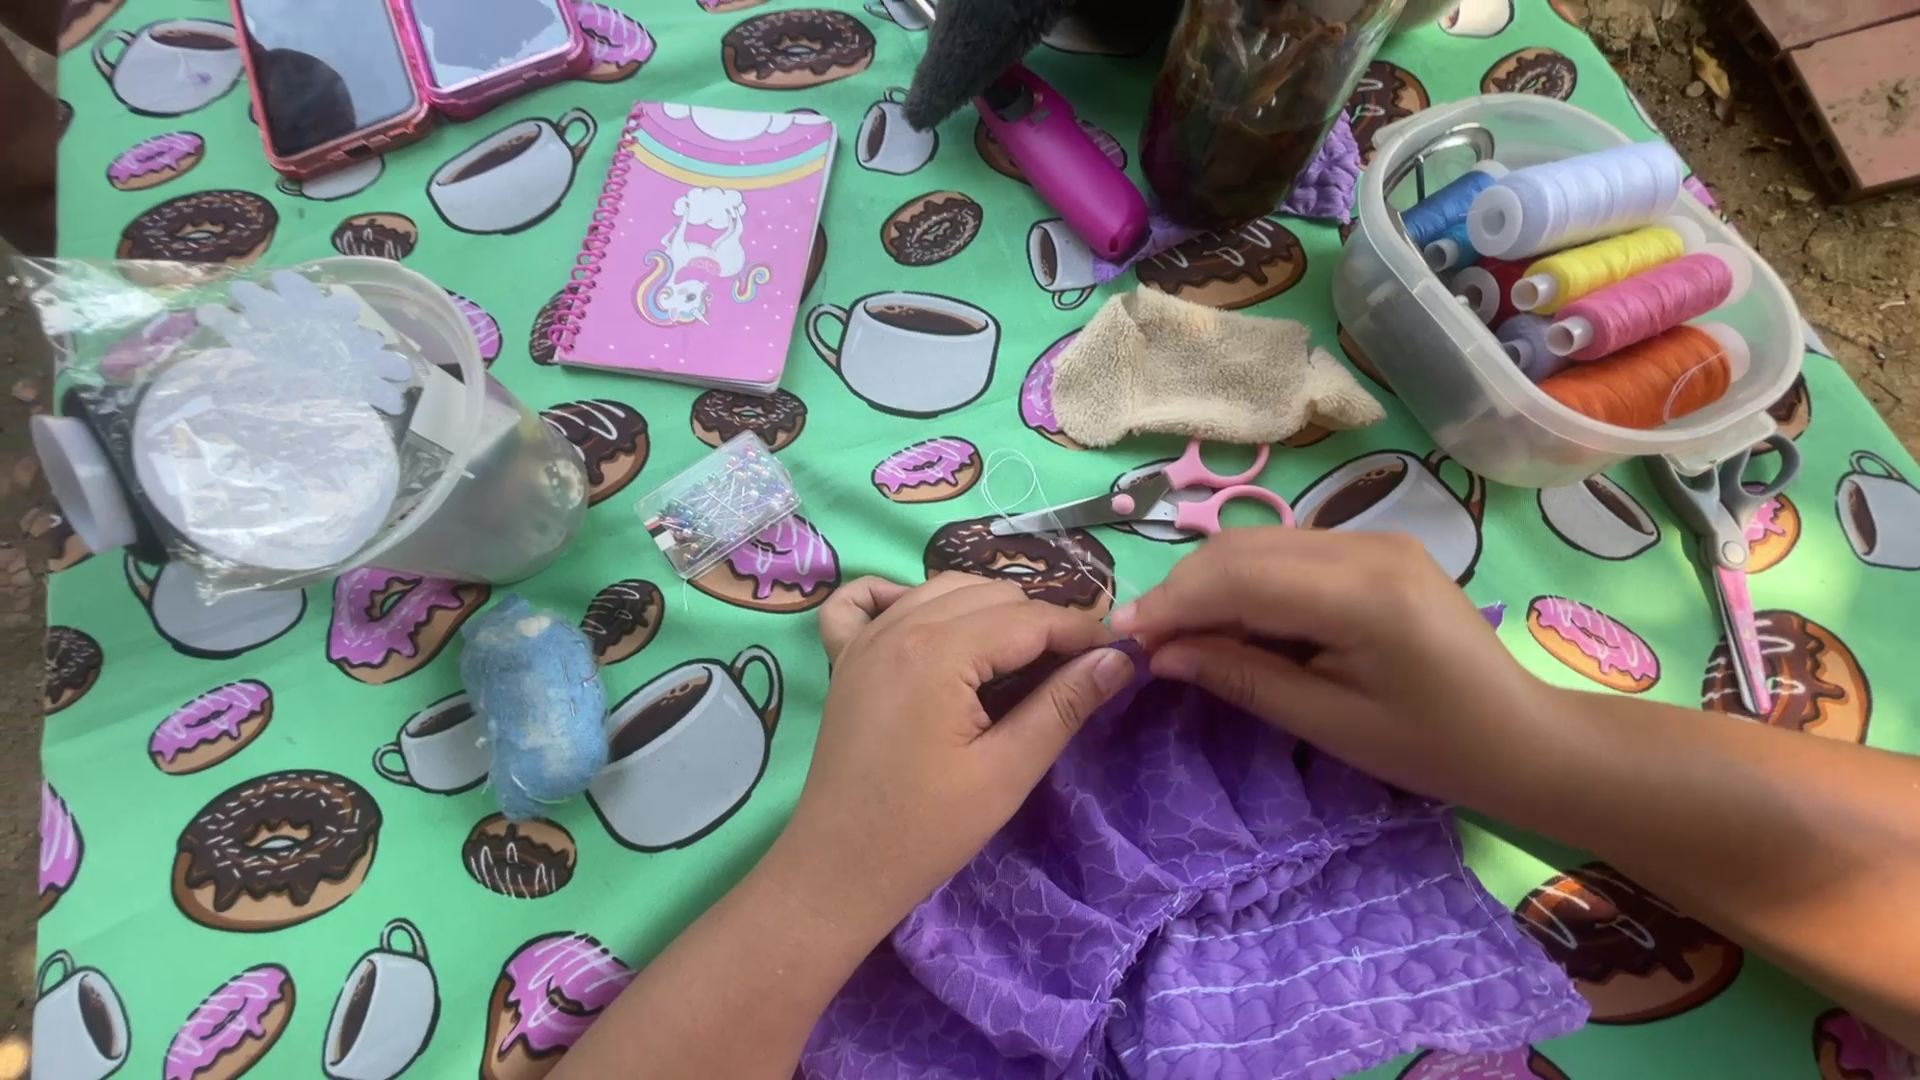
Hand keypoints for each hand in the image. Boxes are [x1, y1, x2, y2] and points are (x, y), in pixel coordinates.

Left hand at [772, 574, 1134, 935]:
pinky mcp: (845, 656)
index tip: (1119, 653)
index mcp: (939, 651)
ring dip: (988, 608)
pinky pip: (866, 599)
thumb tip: (1118, 658)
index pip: (1029, 617)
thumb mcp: (1007, 771)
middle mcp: (900, 625)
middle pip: (991, 594)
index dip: (1082, 631)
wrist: (839, 868)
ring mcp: (865, 636)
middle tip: (1071, 667)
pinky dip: (899, 596)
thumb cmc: (927, 829)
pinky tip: (925, 621)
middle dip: (1040, 622)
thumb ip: (1064, 705)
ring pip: (943, 587)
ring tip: (1018, 655)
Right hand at [1111, 528, 1548, 803]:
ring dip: (1206, 582)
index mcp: (1366, 596)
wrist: (1526, 734)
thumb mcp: (1328, 723)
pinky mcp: (1368, 544)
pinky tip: (1228, 617)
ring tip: (1179, 631)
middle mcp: (1366, 546)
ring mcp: (1370, 538)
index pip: (1241, 579)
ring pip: (1254, 542)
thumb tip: (1162, 654)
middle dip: (1181, 590)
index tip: (1123, 633)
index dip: (1173, 602)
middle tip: (1146, 638)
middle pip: (1240, 549)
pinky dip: (1240, 580)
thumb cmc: (1432, 746)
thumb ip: (1241, 677)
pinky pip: (1281, 550)